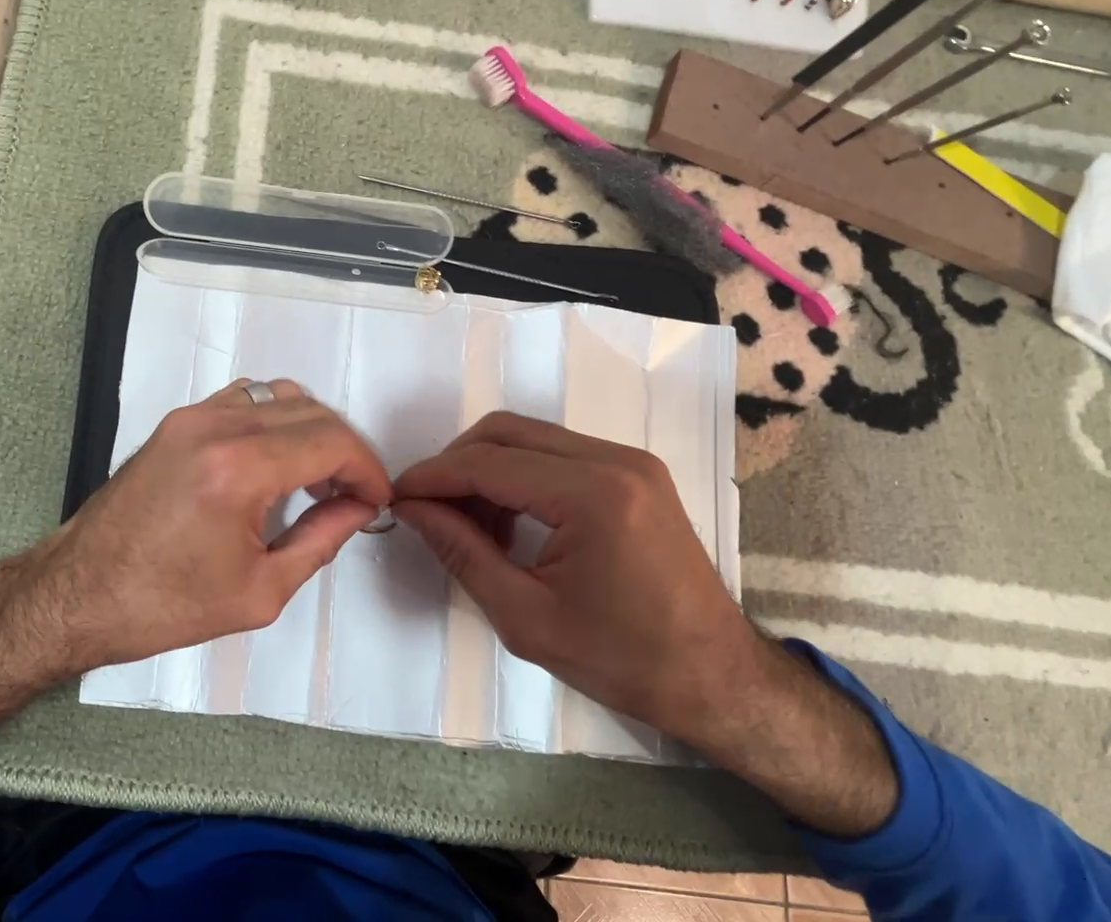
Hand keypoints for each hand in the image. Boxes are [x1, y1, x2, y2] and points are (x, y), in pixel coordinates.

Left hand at [32, 378, 389, 671]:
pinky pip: (242, 400)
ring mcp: (190, 418)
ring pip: (277, 396)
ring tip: (316, 481)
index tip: (376, 502)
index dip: (367, 470)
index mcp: (238, 469)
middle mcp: (215, 426)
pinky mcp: (174, 423)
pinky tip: (274, 464)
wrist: (80, 593)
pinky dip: (273, 421)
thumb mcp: (261, 590)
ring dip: (310, 430)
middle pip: (310, 410)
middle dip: (345, 450)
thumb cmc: (167, 606)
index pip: (331, 441)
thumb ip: (321, 539)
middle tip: (353, 496)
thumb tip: (358, 508)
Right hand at [393, 412, 895, 836]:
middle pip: (505, 431)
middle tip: (427, 510)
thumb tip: (412, 509)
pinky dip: (519, 476)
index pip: (487, 463)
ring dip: (485, 469)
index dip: (431, 477)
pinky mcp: (635, 474)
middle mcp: (614, 460)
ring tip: (467, 526)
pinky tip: (507, 523)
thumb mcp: (524, 616)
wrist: (716, 679)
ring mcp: (630, 462)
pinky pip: (557, 454)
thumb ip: (460, 551)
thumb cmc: (621, 660)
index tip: (394, 499)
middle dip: (454, 464)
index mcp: (592, 495)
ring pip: (529, 436)